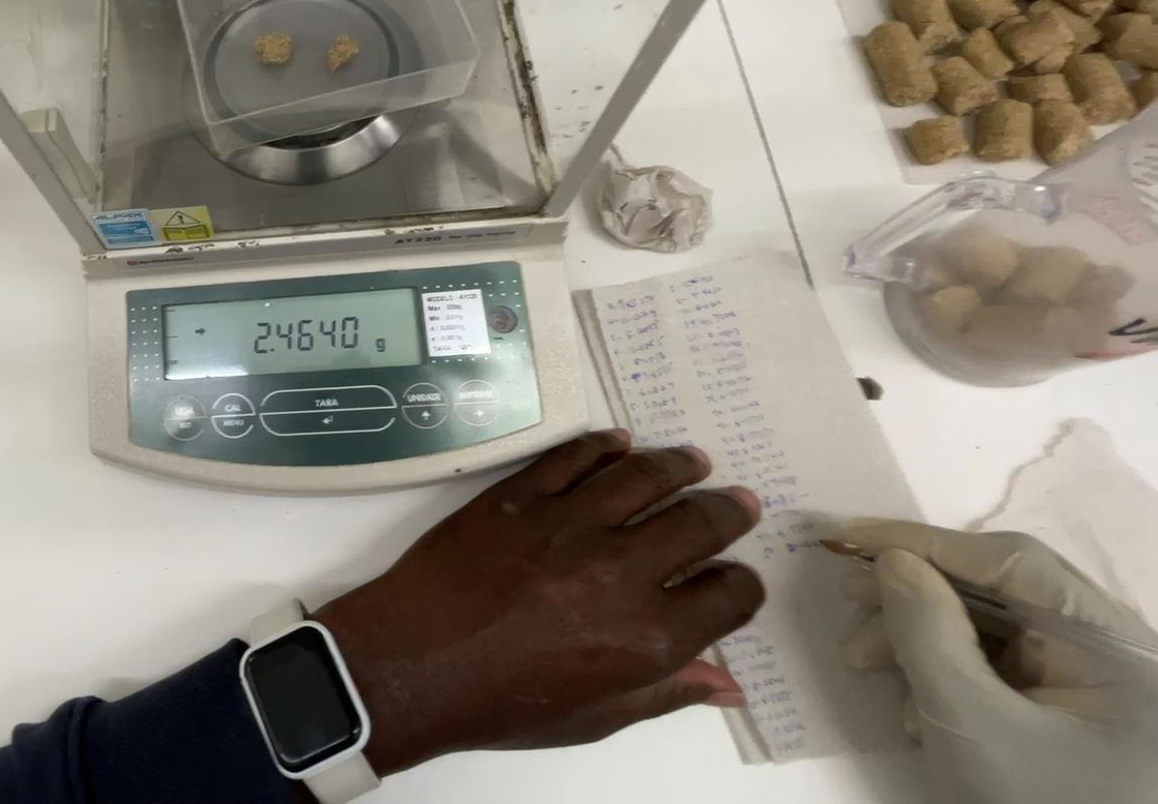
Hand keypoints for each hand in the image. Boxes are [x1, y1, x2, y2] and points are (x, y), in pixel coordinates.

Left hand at [312, 430, 764, 774]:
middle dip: (726, 511)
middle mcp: (618, 571)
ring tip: (692, 460)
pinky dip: (600, 446)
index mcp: (647, 637)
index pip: (727, 597)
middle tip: (735, 499)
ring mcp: (565, 524)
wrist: (416, 659)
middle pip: (696, 524)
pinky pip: (569, 458)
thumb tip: (726, 683)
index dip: (740, 584)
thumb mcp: (594, 716)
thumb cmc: (503, 701)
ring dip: (675, 466)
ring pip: (639, 478)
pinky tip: (618, 441)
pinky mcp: (518, 496)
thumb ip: (665, 692)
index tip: (734, 575)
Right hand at [840, 519, 1157, 803]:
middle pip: (1001, 590)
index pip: (1014, 563)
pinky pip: (998, 660)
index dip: (924, 540)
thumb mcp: (969, 715)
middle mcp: (1120, 658)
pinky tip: (909, 698)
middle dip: (914, 590)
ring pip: (991, 624)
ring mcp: (1100, 686)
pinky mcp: (1074, 710)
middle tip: (850, 597)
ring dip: (916, 633)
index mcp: (1123, 654)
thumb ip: (926, 627)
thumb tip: (889, 557)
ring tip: (864, 660)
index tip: (847, 537)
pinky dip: (942, 665)